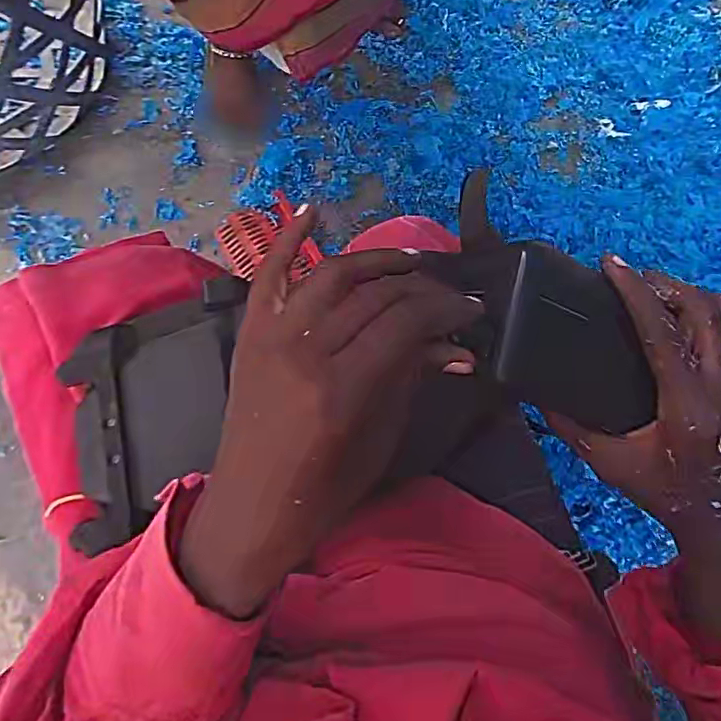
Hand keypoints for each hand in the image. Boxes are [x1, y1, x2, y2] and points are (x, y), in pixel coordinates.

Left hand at [176, 206, 484, 617]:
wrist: (250, 509)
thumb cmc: (322, 491)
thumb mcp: (378, 441)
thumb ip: (410, 380)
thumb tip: (453, 345)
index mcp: (340, 389)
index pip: (404, 323)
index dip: (445, 308)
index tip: (471, 309)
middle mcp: (304, 352)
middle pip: (374, 295)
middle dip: (422, 288)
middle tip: (450, 294)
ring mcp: (271, 336)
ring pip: (332, 274)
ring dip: (376, 260)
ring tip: (410, 263)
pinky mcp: (250, 332)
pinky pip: (268, 274)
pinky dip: (288, 239)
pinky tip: (312, 211)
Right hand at [552, 257, 720, 641]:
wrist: (715, 516)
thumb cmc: (660, 490)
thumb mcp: (606, 462)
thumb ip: (569, 426)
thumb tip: (536, 393)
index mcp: (685, 404)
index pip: (661, 332)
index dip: (635, 292)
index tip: (611, 265)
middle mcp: (718, 385)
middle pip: (701, 309)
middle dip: (662, 283)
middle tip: (627, 278)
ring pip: (720, 313)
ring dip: (684, 293)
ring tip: (648, 291)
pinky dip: (698, 308)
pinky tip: (669, 316)